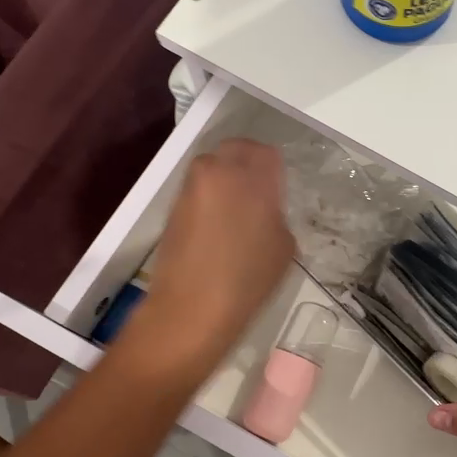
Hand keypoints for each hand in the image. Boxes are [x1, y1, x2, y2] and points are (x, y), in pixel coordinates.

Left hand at [133, 139, 295, 360]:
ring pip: (213, 168)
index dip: (274, 170)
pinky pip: (198, 190)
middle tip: (259, 194)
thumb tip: (266, 210)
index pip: (267, 153)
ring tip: (237, 213)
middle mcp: (218, 172)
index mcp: (251, 177)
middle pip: (236, 150)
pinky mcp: (173, 206)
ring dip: (226, 181)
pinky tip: (218, 229)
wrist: (192, 306)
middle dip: (248, 166)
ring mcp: (191, 187)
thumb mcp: (283, 246)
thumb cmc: (248, 278)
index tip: (279, 191)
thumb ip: (277, 215)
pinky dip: (210, 199)